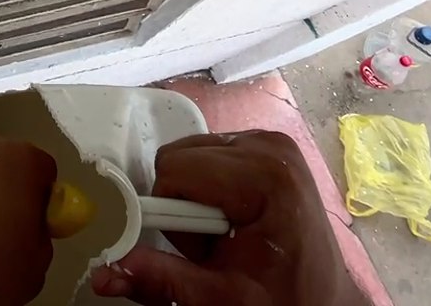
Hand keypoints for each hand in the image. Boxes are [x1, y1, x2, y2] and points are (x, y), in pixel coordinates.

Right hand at [90, 131, 366, 305]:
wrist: (326, 302)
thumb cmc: (284, 301)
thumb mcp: (220, 299)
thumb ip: (161, 280)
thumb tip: (104, 274)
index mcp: (266, 176)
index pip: (177, 169)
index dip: (174, 214)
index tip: (196, 251)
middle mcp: (269, 146)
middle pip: (180, 156)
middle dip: (184, 205)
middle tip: (215, 245)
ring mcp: (269, 140)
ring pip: (189, 151)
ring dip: (193, 194)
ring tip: (225, 234)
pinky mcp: (265, 142)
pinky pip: (207, 150)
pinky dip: (208, 184)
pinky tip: (233, 216)